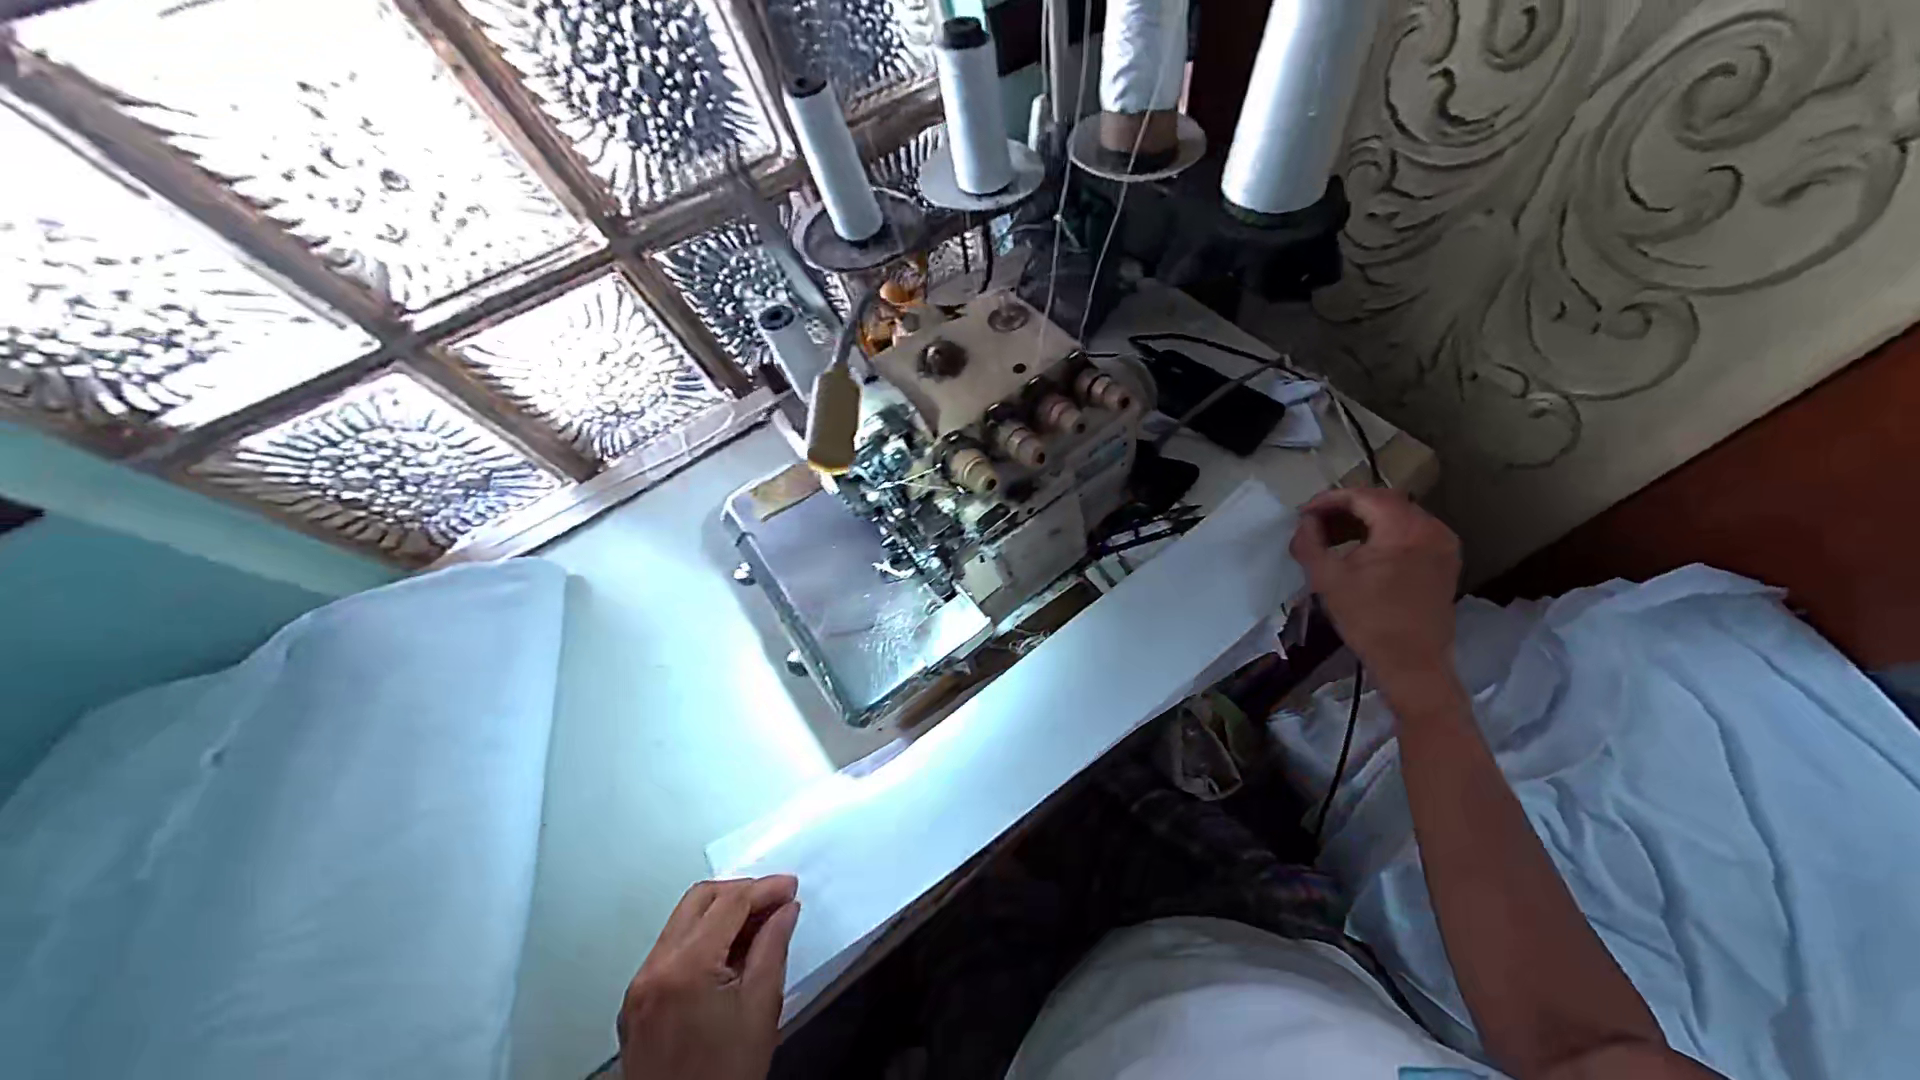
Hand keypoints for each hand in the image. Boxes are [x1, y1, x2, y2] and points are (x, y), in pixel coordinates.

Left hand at [619, 876, 800, 1079]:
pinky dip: (702, 938)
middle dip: (740, 892)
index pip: (729, 903)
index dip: (764, 889)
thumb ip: (774, 946)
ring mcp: (640, 986)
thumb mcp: (761, 1007)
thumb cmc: (726, 1076)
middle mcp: (654, 969)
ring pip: (682, 921)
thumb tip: (785, 909)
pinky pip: (670, 949)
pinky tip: (729, 952)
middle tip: (775, 900)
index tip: (790, 886)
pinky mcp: (636, 1003)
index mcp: (685, 968)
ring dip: (721, 912)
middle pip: (699, 900)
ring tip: (757, 924)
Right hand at [1290, 488, 1461, 700]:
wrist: (1412, 662)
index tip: (1303, 513)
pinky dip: (1383, 533)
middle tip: (1315, 522)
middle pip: (1383, 501)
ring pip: (1397, 516)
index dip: (1328, 500)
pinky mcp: (1445, 560)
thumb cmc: (1367, 619)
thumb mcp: (1326, 578)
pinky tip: (1361, 550)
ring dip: (1364, 520)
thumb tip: (1305, 522)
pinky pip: (1411, 532)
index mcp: (1404, 529)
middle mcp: (1431, 528)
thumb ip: (1309, 542)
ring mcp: (1443, 544)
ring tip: (1334, 536)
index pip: (1362, 496)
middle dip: (1346, 508)